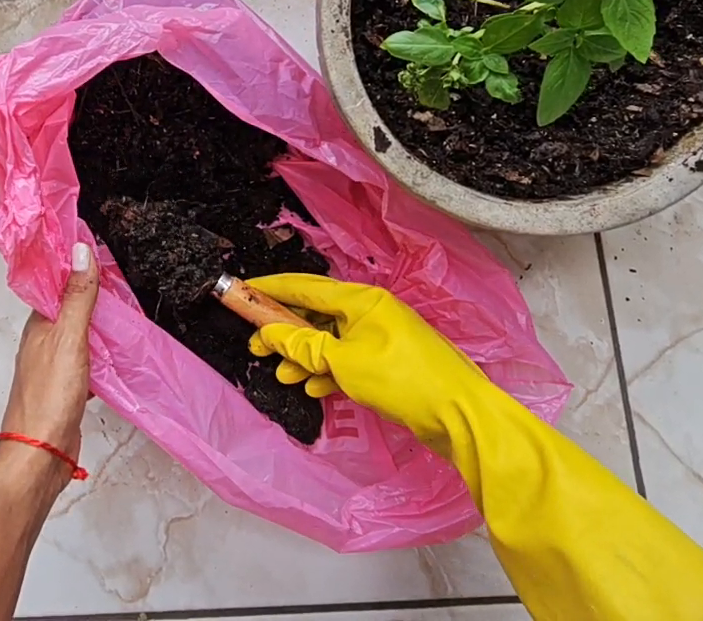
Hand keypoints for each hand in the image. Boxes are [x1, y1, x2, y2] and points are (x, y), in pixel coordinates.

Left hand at [0, 243, 98, 474]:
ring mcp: (55, 363)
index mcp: (38, 323)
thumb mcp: (68, 338)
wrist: (41, 453)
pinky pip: (88, 357)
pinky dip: (102, 351)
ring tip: (121, 308)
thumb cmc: (47, 398)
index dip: (74, 265)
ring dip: (98, 321)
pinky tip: (115, 354)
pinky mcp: (68, 385)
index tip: (95, 248)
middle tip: (117, 275)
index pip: (56, 282)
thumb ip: (77, 297)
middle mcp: (44, 339)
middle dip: (90, 290)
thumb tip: (80, 252)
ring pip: (80, 331)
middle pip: (68, 305)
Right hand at [245, 273, 495, 442]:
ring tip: (284, 375)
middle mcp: (369, 311)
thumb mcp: (344, 362)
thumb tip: (271, 332)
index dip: (270, 288)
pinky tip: (314, 387)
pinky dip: (328, 371)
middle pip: (314, 313)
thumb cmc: (401, 380)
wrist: (461, 417)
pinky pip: (347, 358)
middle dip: (284, 331)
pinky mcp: (387, 362)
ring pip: (329, 339)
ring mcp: (380, 336)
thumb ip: (303, 345)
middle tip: (257, 347)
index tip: (241, 290)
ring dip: (304, 356)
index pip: (304, 286)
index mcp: (360, 299)